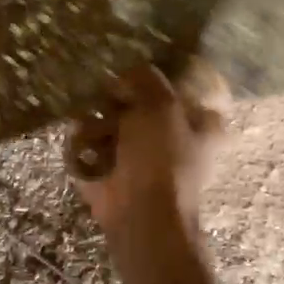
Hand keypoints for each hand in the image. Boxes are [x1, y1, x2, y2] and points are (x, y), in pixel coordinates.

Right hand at [68, 64, 225, 231]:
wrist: (140, 213)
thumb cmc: (161, 157)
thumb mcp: (161, 105)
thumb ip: (146, 79)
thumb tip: (126, 71)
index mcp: (200, 125)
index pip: (188, 91)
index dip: (167, 80)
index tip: (142, 70)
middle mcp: (174, 139)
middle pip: (142, 104)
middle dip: (121, 98)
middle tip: (109, 94)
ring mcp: (141, 156)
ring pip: (114, 121)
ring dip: (99, 120)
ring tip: (94, 125)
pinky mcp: (112, 169)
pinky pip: (93, 143)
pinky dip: (84, 140)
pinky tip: (82, 139)